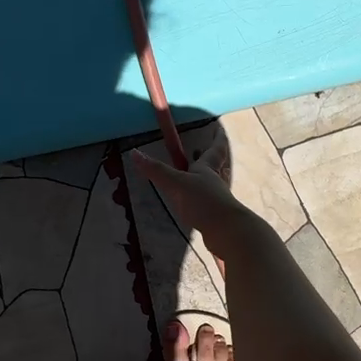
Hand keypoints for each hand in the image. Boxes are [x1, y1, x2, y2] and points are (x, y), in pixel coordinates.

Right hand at [130, 128, 257, 249]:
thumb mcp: (177, 184)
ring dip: (206, 178)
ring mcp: (217, 199)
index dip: (217, 138)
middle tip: (203, 152)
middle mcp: (215, 181)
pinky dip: (202, 199)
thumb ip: (157, 171)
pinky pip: (208, 202)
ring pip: (212, 184)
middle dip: (210, 158)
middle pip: (216, 166)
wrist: (226, 231)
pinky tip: (195, 205)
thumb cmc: (204, 202)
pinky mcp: (216, 215)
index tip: (218, 129)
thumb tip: (134, 153)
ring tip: (197, 177)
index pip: (215, 149)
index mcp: (207, 169)